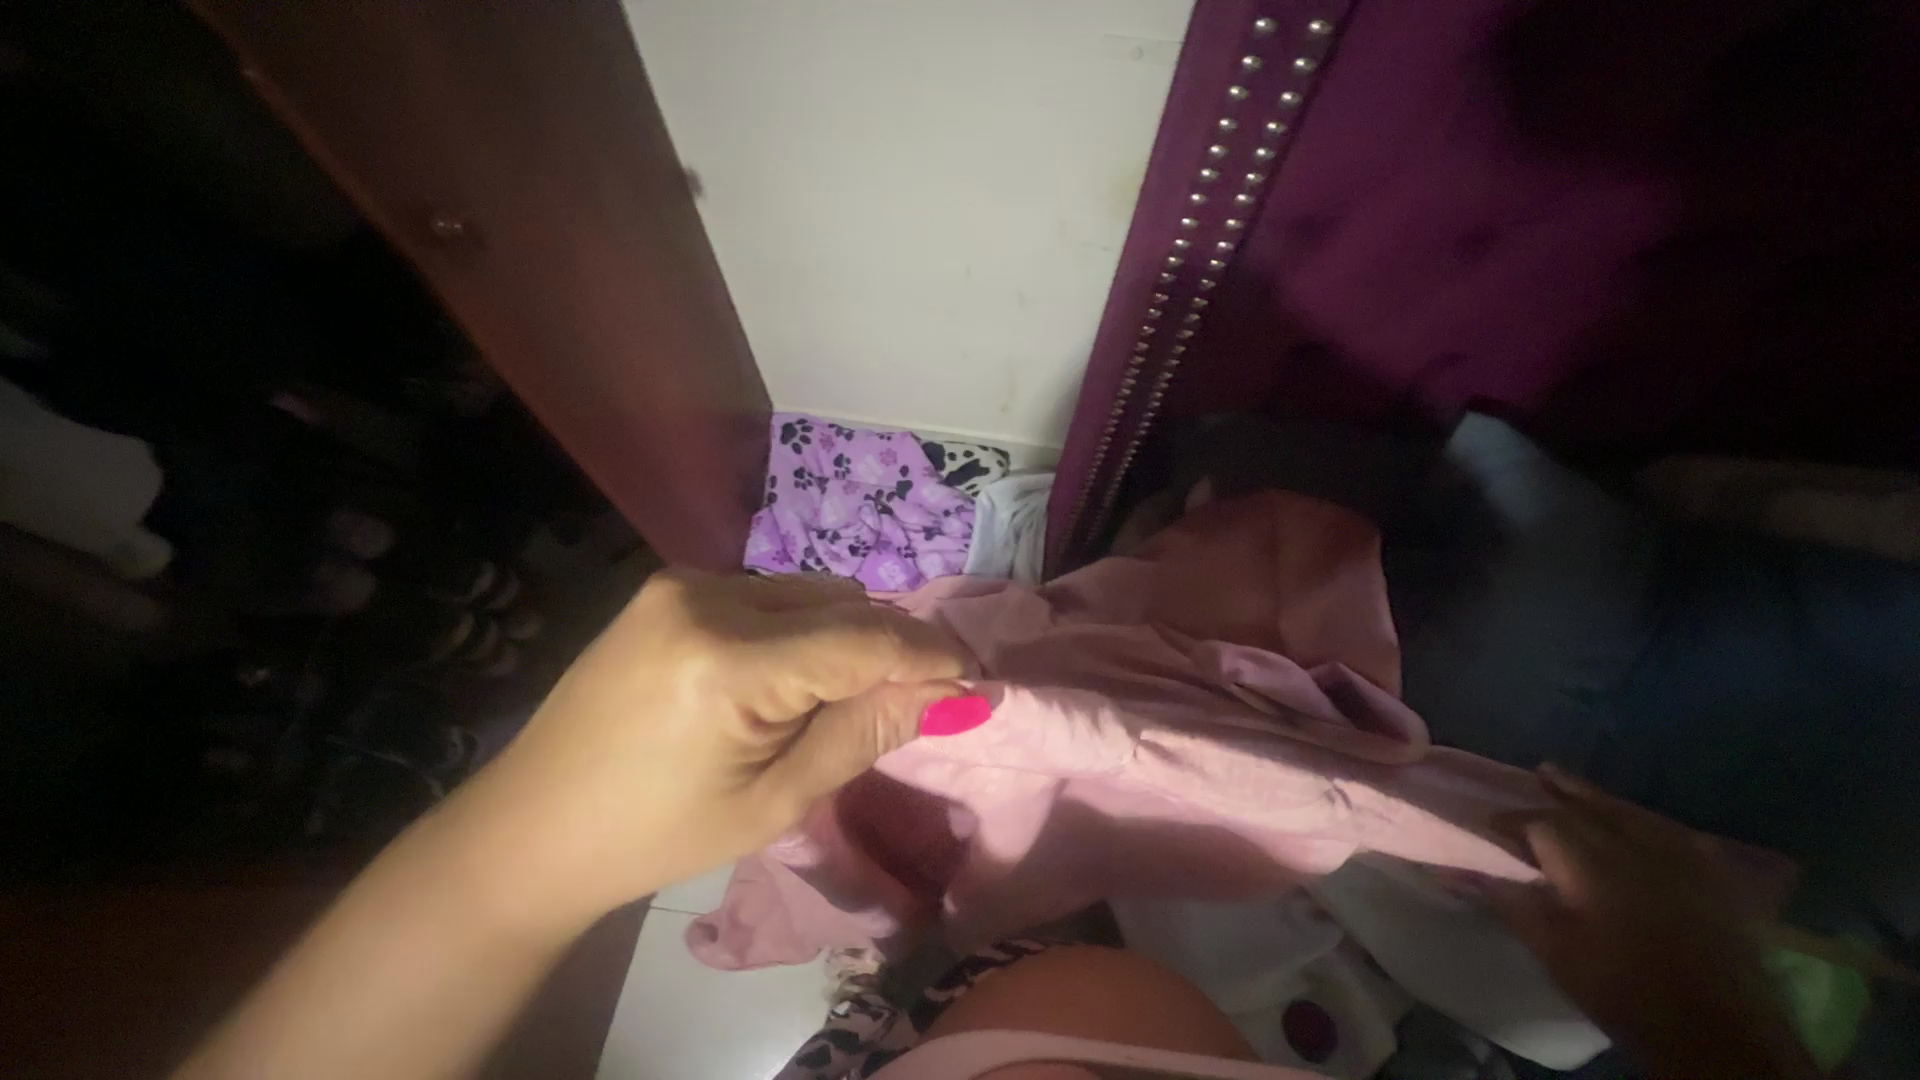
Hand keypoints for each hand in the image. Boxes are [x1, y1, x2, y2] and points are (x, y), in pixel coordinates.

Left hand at [454, 570, 971, 926]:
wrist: (532, 827)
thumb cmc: (658, 834)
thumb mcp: (776, 802)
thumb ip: (866, 732)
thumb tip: (949, 692)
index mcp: (729, 663)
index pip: (865, 637)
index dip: (929, 654)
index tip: (973, 676)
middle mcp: (707, 597)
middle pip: (842, 603)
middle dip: (888, 647)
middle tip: (907, 701)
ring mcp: (682, 583)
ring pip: (809, 591)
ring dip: (843, 633)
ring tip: (832, 697)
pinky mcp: (668, 586)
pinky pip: (768, 593)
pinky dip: (799, 626)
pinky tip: (782, 675)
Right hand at [1485, 765, 1818, 1078]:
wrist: (1716, 1035)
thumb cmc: (1620, 989)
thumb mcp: (1551, 949)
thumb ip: (1507, 901)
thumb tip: (1455, 872)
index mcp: (1589, 866)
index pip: (1541, 824)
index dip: (1512, 820)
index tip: (1490, 823)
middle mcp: (1632, 852)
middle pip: (1586, 810)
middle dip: (1557, 794)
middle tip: (1535, 776)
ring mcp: (1677, 864)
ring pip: (1629, 814)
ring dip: (1596, 796)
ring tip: (1570, 780)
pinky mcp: (1712, 883)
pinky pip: (1675, 834)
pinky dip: (1648, 820)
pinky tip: (1640, 819)